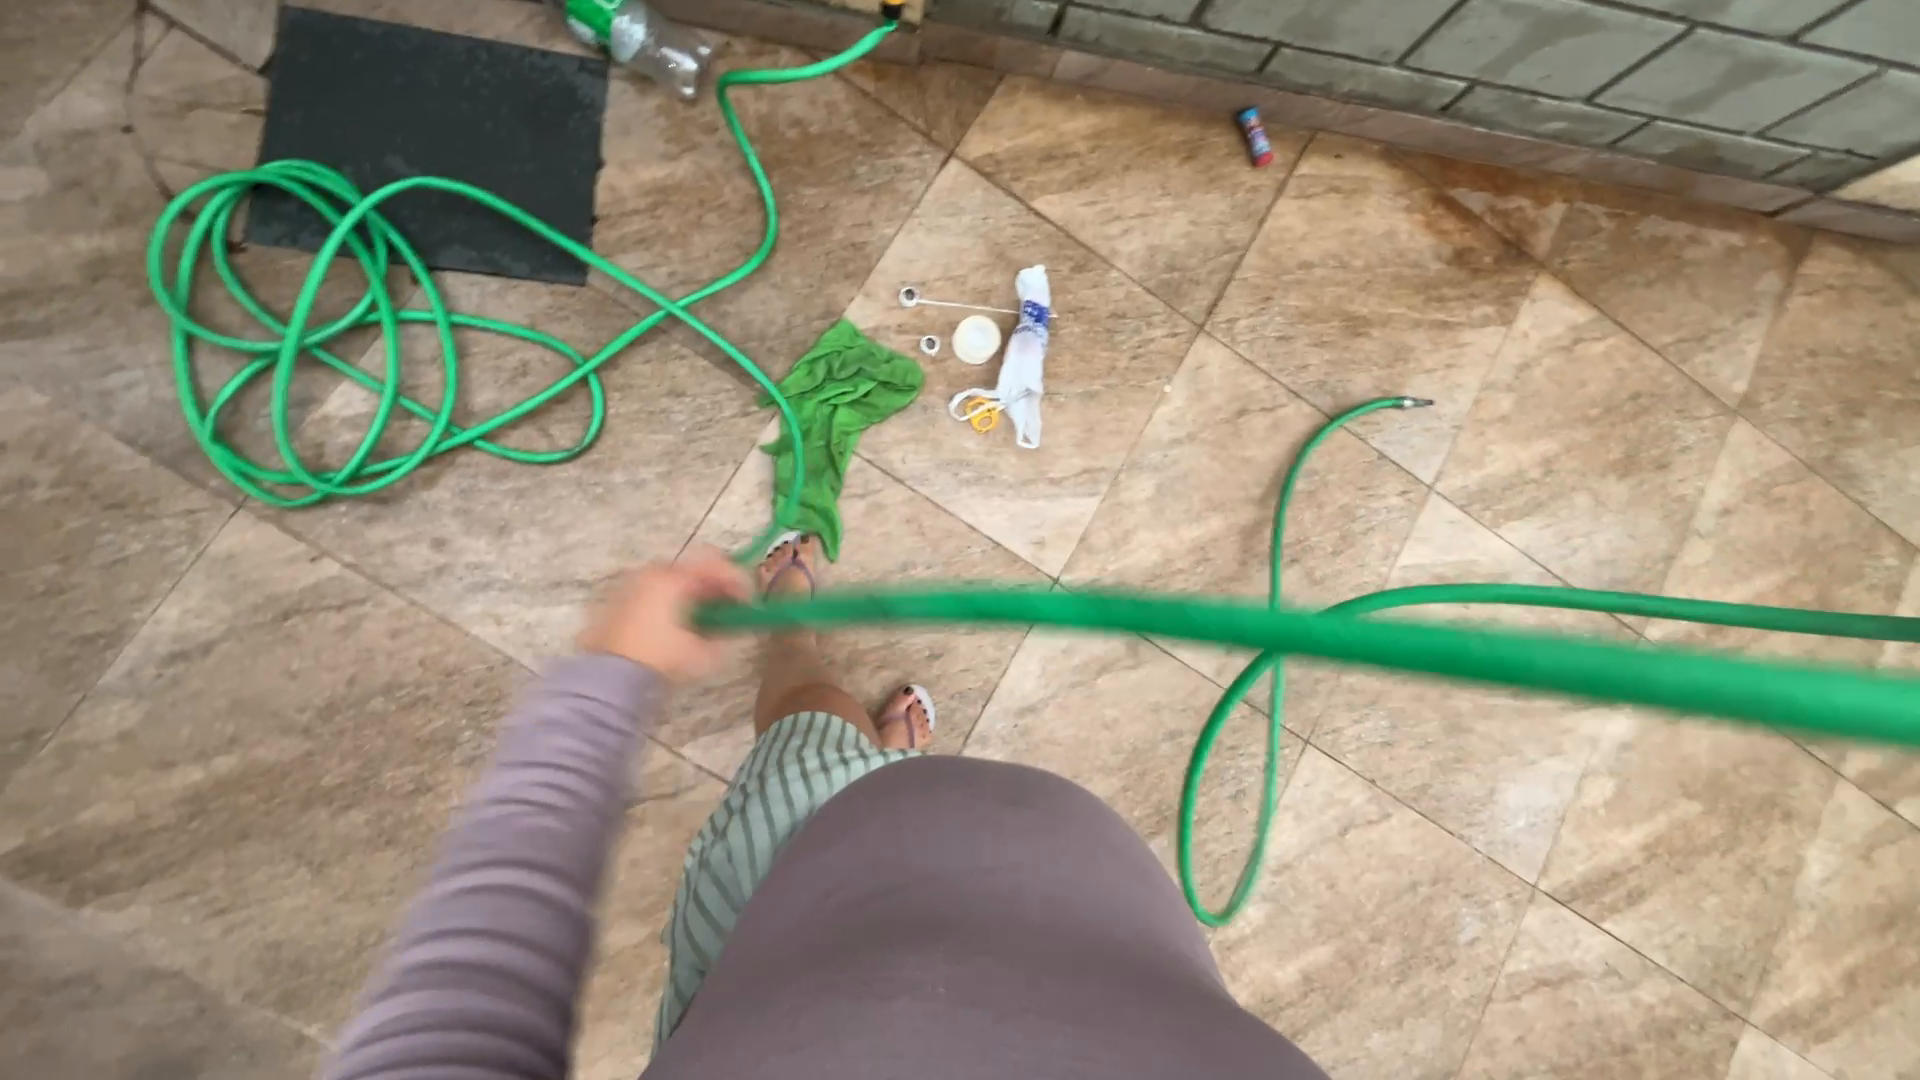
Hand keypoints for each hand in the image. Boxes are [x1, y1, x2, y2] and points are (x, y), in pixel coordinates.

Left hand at [578, 546, 750, 682]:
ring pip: (670, 583)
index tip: (750, 602)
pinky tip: (673, 629)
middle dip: (714, 589)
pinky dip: (667, 605)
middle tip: (728, 611)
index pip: (715, 564)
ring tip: (701, 623)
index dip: (738, 581)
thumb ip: (728, 635)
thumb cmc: (660, 660)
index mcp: (672, 578)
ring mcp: (627, 588)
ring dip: (690, 597)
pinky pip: (650, 596)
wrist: (606, 681)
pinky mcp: (613, 605)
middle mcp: (648, 574)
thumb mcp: (704, 653)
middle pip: (691, 571)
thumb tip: (740, 628)